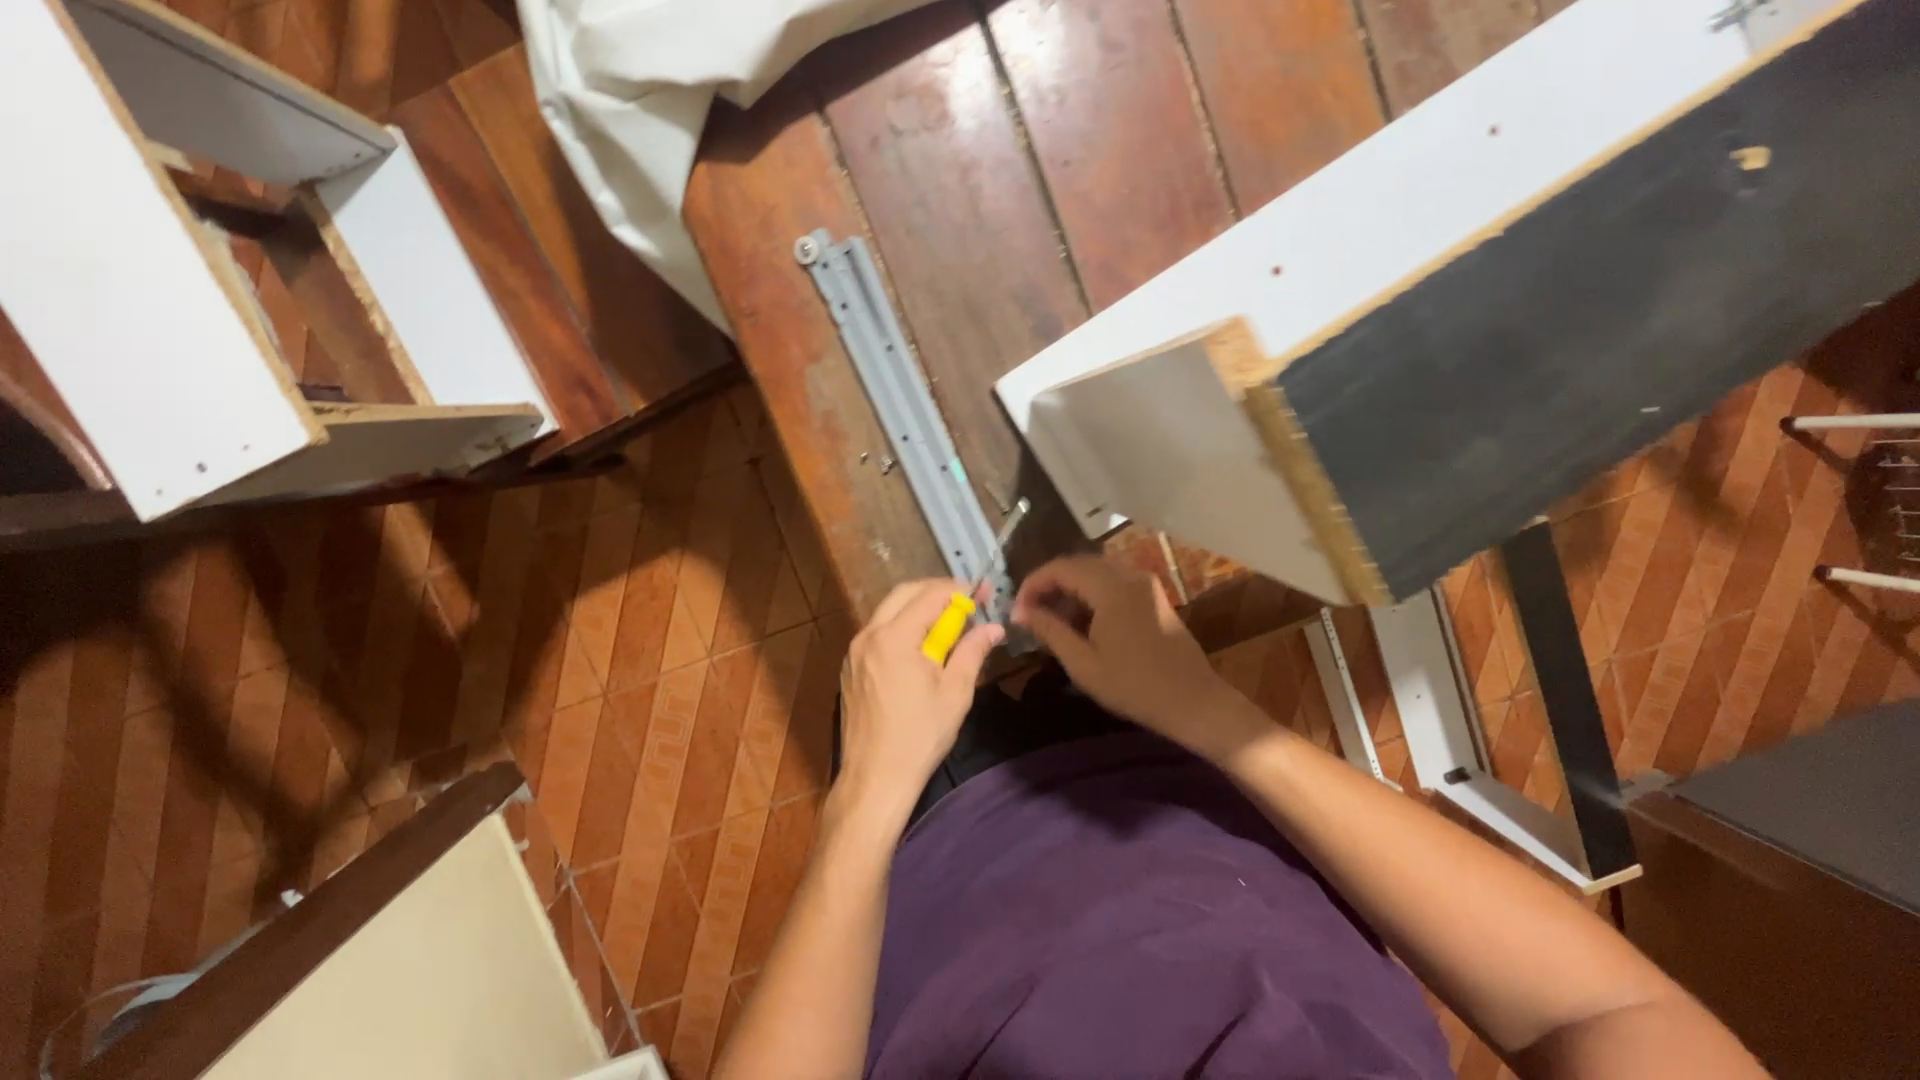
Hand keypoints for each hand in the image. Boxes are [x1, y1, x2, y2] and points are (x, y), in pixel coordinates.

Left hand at [835, 579, 1003, 819]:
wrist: (875, 777)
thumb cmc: (920, 736)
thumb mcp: (955, 693)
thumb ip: (972, 652)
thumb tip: (994, 628)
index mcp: (894, 638)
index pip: (930, 596)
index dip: (960, 591)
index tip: (985, 595)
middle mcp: (868, 636)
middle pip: (904, 594)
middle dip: (937, 592)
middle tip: (967, 603)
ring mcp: (854, 652)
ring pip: (888, 612)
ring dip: (918, 609)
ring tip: (948, 624)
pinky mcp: (850, 668)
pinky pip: (878, 633)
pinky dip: (901, 628)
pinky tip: (921, 648)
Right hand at [1011, 555, 1264, 758]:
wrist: (1194, 702)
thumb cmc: (1135, 686)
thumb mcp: (1083, 664)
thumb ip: (1050, 631)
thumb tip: (1022, 613)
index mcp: (1112, 587)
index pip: (1060, 567)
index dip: (1033, 584)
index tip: (1016, 611)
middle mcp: (1129, 575)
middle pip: (1078, 565)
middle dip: (1049, 585)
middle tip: (1028, 614)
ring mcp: (1145, 584)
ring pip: (1096, 573)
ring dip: (1069, 590)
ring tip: (1049, 620)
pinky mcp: (1153, 596)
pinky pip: (1113, 583)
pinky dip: (1090, 595)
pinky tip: (1079, 622)